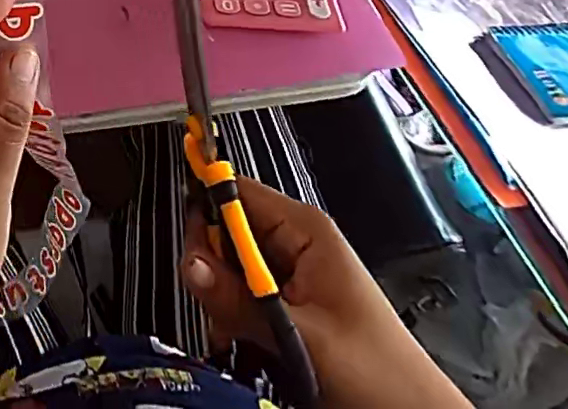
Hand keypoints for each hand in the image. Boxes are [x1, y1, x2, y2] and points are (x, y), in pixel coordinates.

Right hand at [182, 177, 467, 408]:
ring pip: (233, 264)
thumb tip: (190, 263)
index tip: (191, 254)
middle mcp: (295, 239)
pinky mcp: (290, 298)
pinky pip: (245, 290)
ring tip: (230, 334)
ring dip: (222, 296)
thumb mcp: (302, 338)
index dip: (207, 213)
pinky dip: (233, 313)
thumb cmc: (376, 376)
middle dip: (213, 266)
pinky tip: (238, 340)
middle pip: (228, 229)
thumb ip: (240, 300)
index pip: (236, 191)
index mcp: (303, 228)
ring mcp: (292, 270)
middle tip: (215, 308)